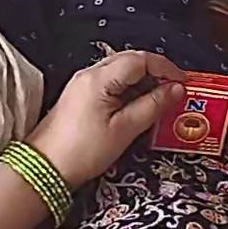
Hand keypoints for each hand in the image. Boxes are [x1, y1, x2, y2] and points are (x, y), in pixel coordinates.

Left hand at [29, 51, 186, 186]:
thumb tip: (177, 89)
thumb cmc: (84, 150)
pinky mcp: (81, 94)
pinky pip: (112, 81)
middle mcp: (90, 73)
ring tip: (162, 97)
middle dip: (157, 70)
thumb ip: (153, 106)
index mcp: (100, 78)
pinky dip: (130, 87)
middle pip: (131, 59)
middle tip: (176, 88)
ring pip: (121, 69)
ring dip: (144, 79)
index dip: (166, 67)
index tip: (184, 82)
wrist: (43, 169)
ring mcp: (83, 83)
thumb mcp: (125, 130)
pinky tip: (139, 103)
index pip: (140, 59)